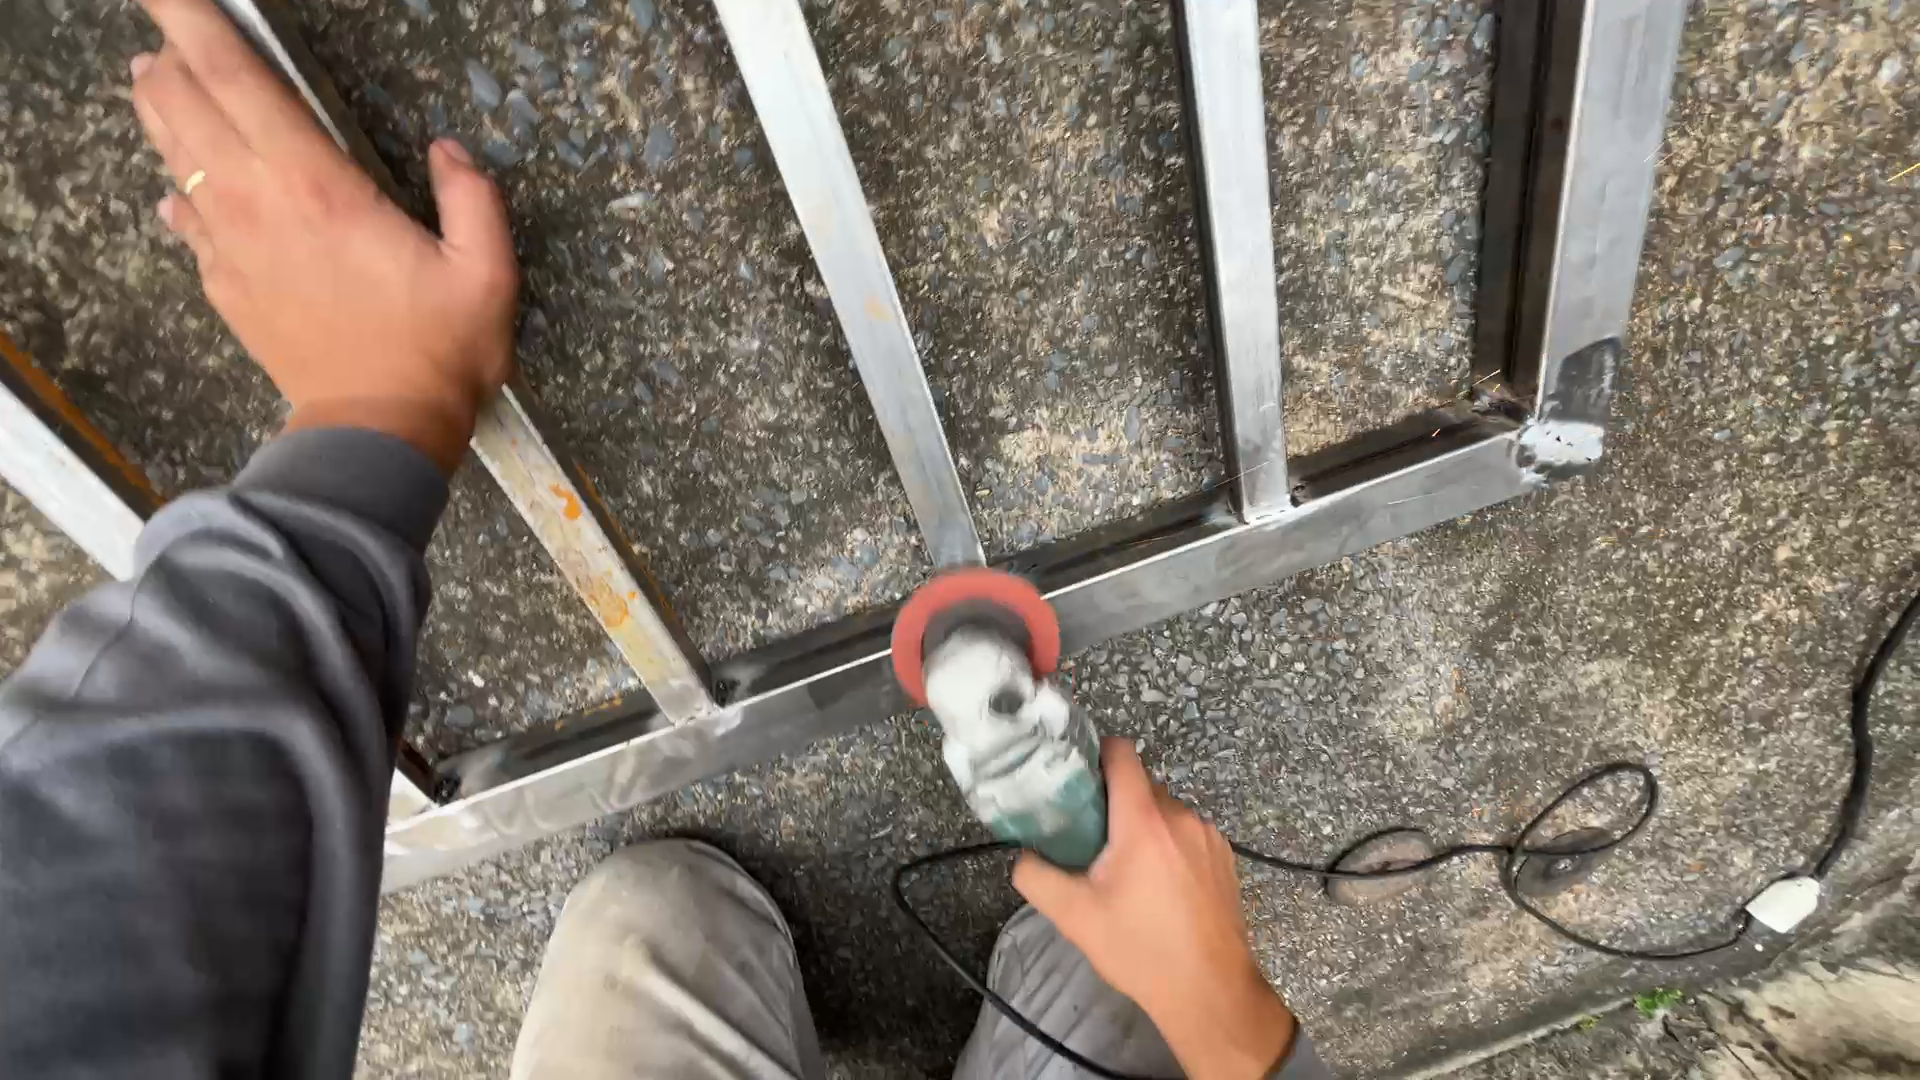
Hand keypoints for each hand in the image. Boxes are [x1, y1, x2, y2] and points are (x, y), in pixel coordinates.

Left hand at [128, 0, 518, 472]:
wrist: (384, 423)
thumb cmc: (442, 350)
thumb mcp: (490, 276)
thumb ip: (475, 202)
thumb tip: (450, 152)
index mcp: (319, 187)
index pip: (234, 78)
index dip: (194, 22)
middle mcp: (255, 201)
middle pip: (177, 102)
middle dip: (172, 60)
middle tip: (184, 46)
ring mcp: (229, 245)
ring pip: (168, 151)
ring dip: (164, 111)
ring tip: (170, 90)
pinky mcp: (224, 284)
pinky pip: (182, 219)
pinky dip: (183, 192)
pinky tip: (195, 195)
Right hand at [1014, 738, 1295, 1079]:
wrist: (1211, 995)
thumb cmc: (1140, 950)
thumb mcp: (1073, 916)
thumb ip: (1035, 876)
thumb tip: (1021, 854)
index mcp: (1142, 820)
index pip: (1121, 753)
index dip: (1097, 755)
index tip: (1079, 780)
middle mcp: (1179, 816)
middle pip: (1139, 784)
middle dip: (1115, 804)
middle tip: (1095, 841)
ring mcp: (1207, 834)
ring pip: (1164, 809)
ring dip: (1144, 826)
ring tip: (1129, 870)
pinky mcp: (1225, 854)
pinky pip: (1187, 830)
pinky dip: (1170, 844)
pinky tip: (1162, 885)